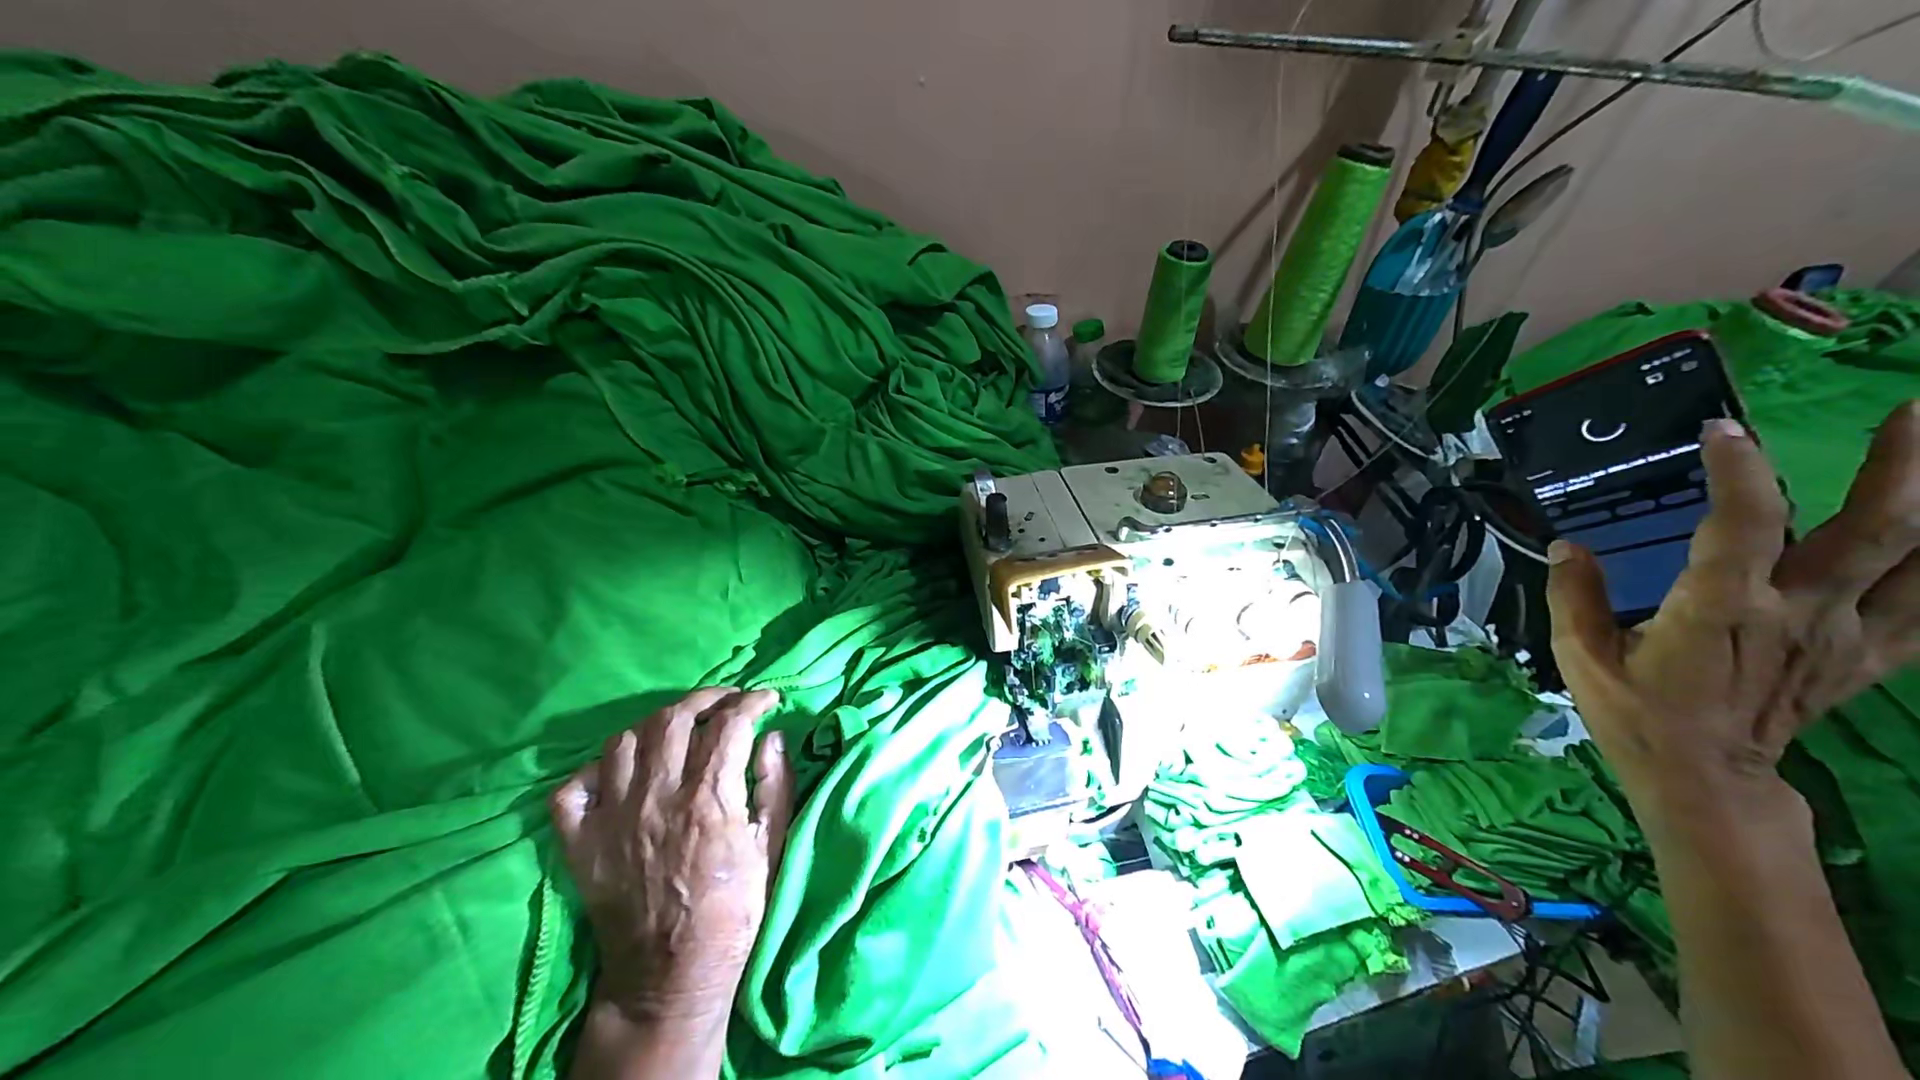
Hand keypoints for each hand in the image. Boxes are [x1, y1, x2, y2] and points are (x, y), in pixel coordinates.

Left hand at [550, 688, 795, 1025]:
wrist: (672, 972)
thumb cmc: (734, 908)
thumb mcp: (772, 846)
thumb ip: (775, 785)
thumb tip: (773, 737)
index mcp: (708, 798)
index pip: (730, 723)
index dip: (752, 701)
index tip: (767, 699)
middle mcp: (657, 796)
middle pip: (674, 717)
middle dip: (706, 698)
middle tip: (726, 700)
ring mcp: (612, 817)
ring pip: (624, 740)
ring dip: (656, 723)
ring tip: (677, 726)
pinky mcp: (580, 842)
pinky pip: (575, 787)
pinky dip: (595, 767)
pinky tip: (621, 767)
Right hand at [1546, 405, 1919, 815]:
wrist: (1705, 775)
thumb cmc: (1634, 712)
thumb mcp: (1579, 655)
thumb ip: (1573, 595)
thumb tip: (1567, 546)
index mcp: (1720, 609)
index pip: (1742, 523)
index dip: (1738, 470)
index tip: (1723, 430)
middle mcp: (1797, 612)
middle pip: (1873, 530)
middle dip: (1902, 465)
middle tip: (1911, 408)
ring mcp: (1845, 635)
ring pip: (1919, 560)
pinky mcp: (1868, 655)